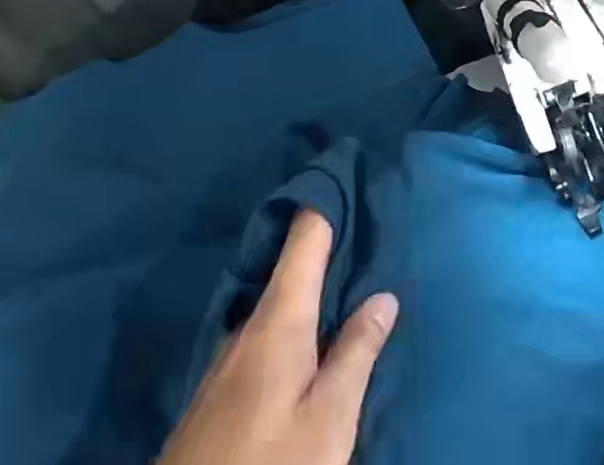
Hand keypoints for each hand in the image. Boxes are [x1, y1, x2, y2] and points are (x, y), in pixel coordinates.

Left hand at [157, 210, 398, 464]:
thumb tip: (382, 296)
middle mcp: (247, 326)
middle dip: (323, 242)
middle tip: (362, 221)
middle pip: (289, 265)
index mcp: (276, 320)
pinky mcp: (221, 388)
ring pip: (276, 299)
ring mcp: (228, 358)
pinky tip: (312, 327)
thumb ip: (356, 352)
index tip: (346, 169)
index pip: (304, 238)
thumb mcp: (329, 419)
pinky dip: (293, 313)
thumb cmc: (270, 464)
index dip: (325, 201)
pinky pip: (264, 329)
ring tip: (347, 269)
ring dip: (309, 280)